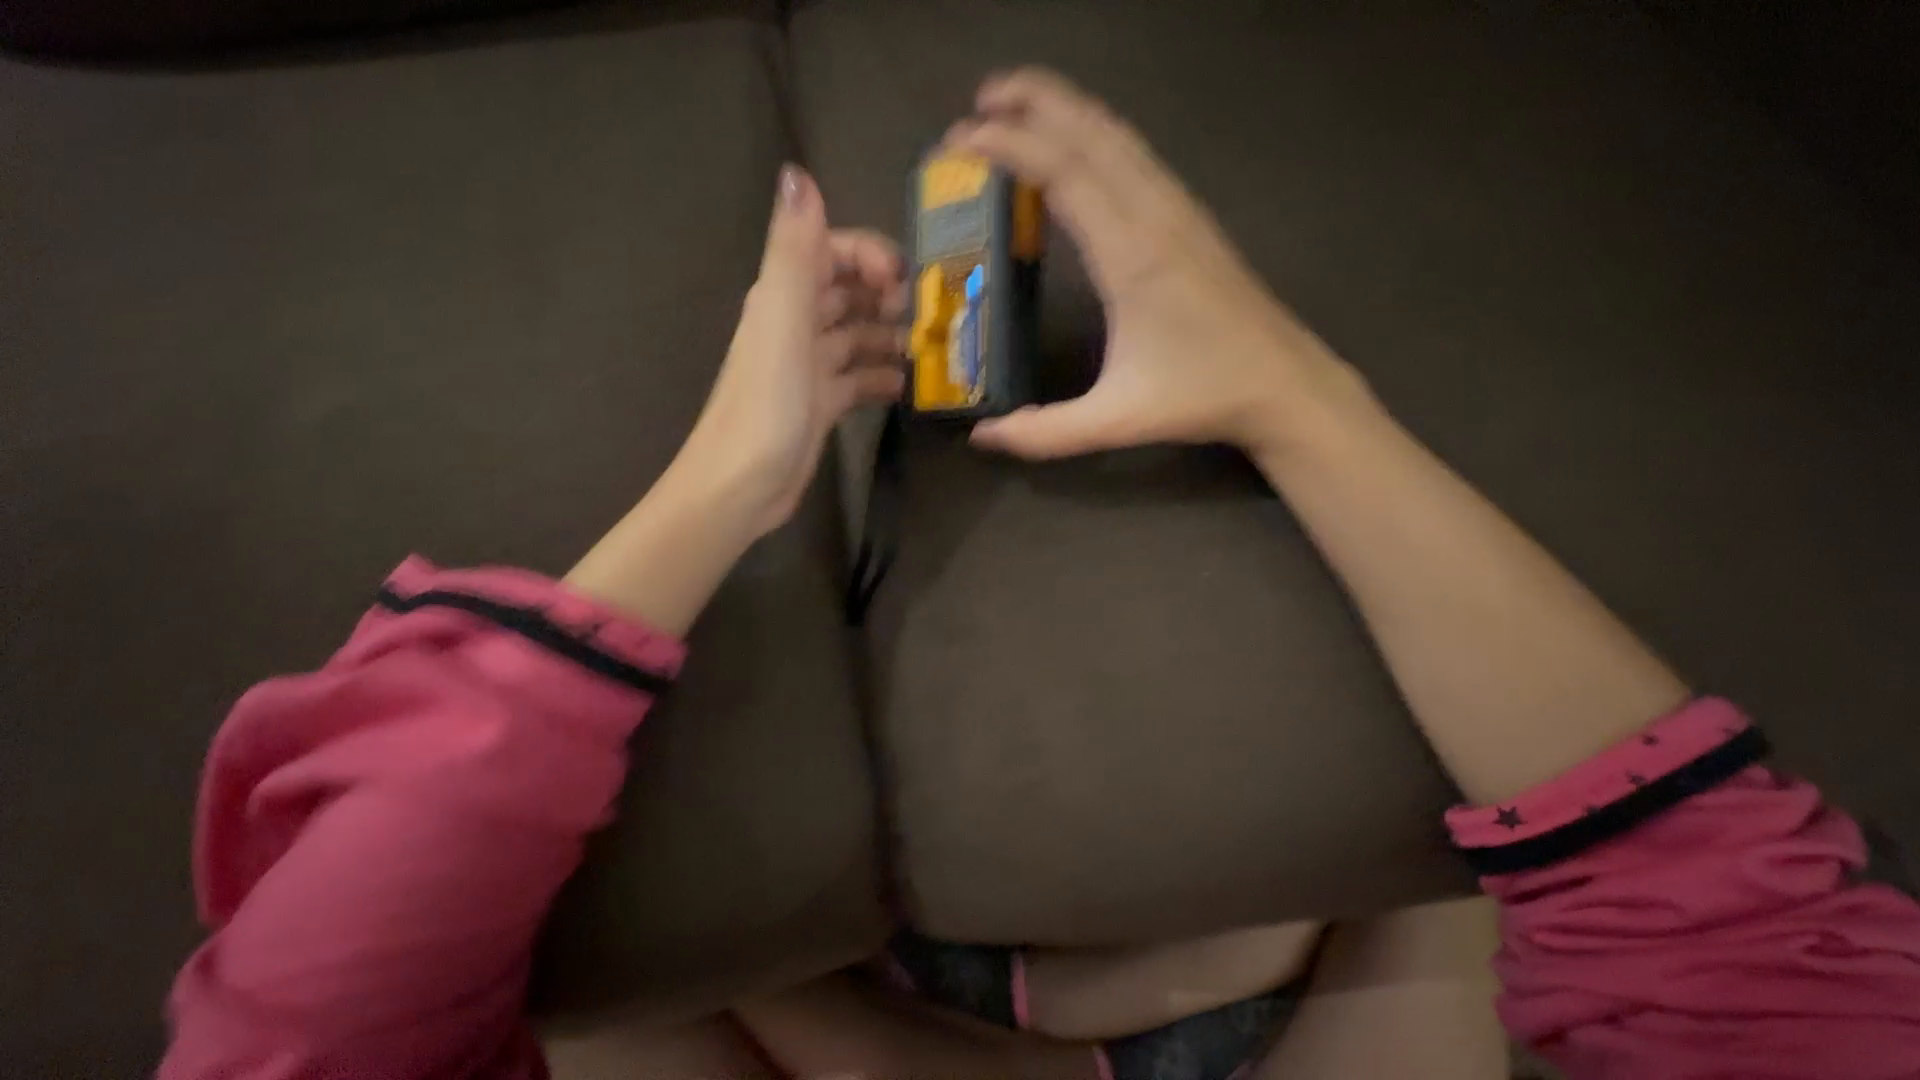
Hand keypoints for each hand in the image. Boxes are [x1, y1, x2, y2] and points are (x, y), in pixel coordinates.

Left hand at [677, 165, 908, 534]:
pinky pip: (858, 378)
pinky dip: (882, 377)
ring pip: (857, 335)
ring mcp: (808, 367)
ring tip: (929, 349)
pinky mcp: (820, 404)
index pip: (831, 251)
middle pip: (848, 291)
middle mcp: (795, 324)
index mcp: (783, 297)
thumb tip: (797, 173)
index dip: (868, 254)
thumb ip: (794, 250)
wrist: (741, 486)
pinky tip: (908, 387)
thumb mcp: (782, 320)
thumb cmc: (765, 403)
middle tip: (927, 315)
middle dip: (887, 294)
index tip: (902, 280)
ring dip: (891, 335)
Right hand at [946, 69, 1368, 460]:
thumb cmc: (1201, 397)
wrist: (1283, 383)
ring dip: (1066, 109)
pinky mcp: (1191, 217)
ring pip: (1119, 135)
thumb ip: (1045, 432)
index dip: (1011, 147)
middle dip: (1034, 102)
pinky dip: (1095, 133)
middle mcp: (1156, 215)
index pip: (1064, 173)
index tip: (961, 140)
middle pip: (1092, 132)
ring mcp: (1179, 210)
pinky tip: (1077, 143)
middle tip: (979, 98)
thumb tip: (982, 437)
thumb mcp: (1116, 421)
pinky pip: (1137, 155)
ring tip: (1017, 103)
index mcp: (1132, 255)